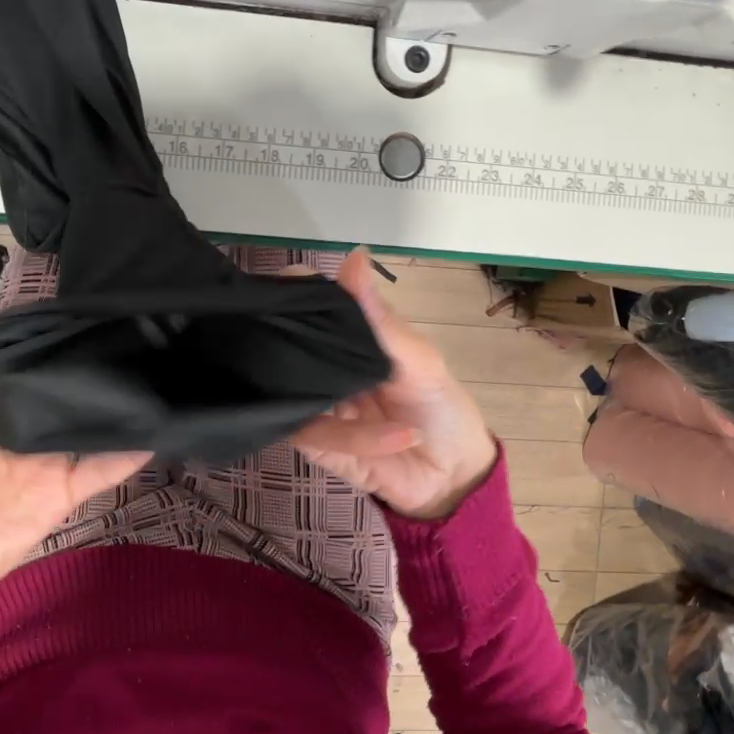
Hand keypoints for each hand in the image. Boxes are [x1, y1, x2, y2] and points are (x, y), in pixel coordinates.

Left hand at [0, 356, 149, 684]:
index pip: (23, 365)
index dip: (47, 339)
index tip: (82, 308)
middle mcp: (19, 430)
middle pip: (61, 392)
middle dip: (91, 366)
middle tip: (134, 332)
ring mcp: (44, 464)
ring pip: (86, 427)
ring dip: (114, 405)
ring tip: (152, 371)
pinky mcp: (61, 497)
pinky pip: (98, 473)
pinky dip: (127, 455)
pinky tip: (155, 431)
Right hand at [291, 247, 497, 520]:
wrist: (450, 478)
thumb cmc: (441, 408)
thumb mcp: (419, 359)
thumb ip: (379, 317)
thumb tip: (354, 256)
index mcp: (346, 337)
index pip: (305, 304)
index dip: (291, 291)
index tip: (290, 287)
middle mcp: (320, 365)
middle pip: (283, 344)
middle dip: (297, 347)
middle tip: (340, 360)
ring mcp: (311, 403)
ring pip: (290, 390)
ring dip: (339, 402)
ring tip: (386, 412)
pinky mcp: (312, 441)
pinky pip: (315, 431)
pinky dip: (358, 437)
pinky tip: (399, 437)